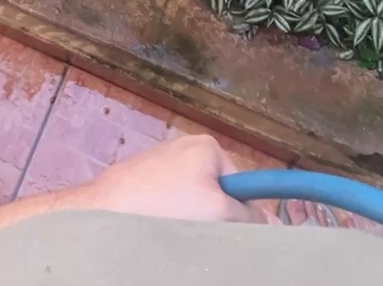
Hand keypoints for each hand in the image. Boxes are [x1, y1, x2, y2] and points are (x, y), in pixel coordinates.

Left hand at [72, 133, 265, 223]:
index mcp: (207, 146)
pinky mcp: (144, 180)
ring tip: (180, 233)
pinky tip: (163, 229)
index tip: (237, 235)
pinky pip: (171, 202)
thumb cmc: (169, 203)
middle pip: (217, 193)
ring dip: (193, 221)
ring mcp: (163, 163)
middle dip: (216, 218)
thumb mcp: (219, 211)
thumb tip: (273, 223)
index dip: (243, 213)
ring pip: (193, 201)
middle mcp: (186, 148)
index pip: (241, 184)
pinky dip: (172, 218)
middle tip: (204, 235)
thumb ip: (249, 216)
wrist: (110, 209)